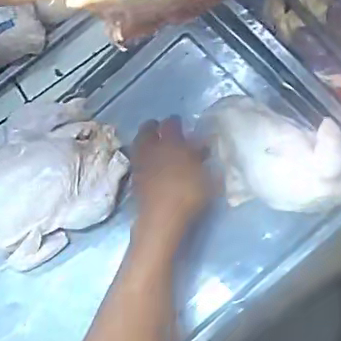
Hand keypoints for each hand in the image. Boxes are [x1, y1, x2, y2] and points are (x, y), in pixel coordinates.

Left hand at [130, 118, 211, 248]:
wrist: (161, 218)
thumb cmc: (189, 193)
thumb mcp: (207, 175)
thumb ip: (202, 159)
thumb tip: (200, 148)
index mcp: (170, 141)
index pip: (171, 122)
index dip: (176, 122)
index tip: (182, 126)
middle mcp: (151, 147)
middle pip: (147, 129)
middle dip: (154, 128)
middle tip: (164, 133)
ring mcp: (139, 163)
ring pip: (139, 144)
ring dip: (147, 143)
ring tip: (157, 150)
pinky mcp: (134, 179)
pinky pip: (138, 161)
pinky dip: (144, 160)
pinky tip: (152, 167)